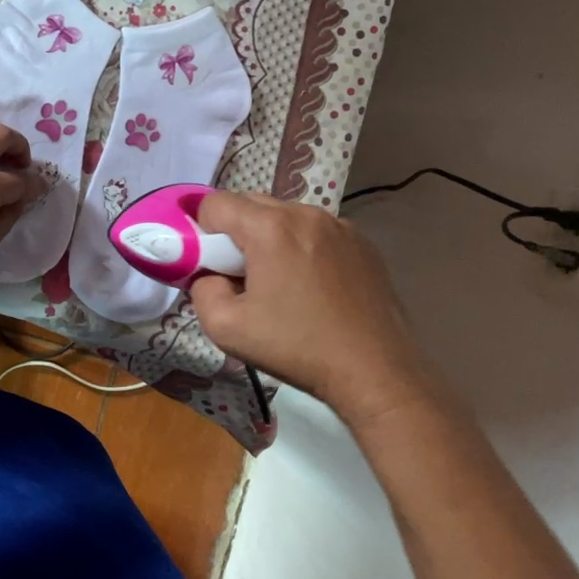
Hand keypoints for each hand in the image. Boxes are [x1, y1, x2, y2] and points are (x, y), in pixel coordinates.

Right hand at [188, 191, 434, 426]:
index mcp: (269, 228)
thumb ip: (200, 288)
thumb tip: (210, 274)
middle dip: (235, 232)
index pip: (214, 203)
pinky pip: (314, 230)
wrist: (378, 375)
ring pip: (283, 215)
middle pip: (249, 203)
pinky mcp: (362, 243)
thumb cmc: (298, 349)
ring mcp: (339, 226)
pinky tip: (313, 285)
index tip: (215, 266)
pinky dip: (302, 246)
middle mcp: (305, 214)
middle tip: (243, 276)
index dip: (203, 232)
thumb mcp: (225, 328)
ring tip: (281, 282)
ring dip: (269, 237)